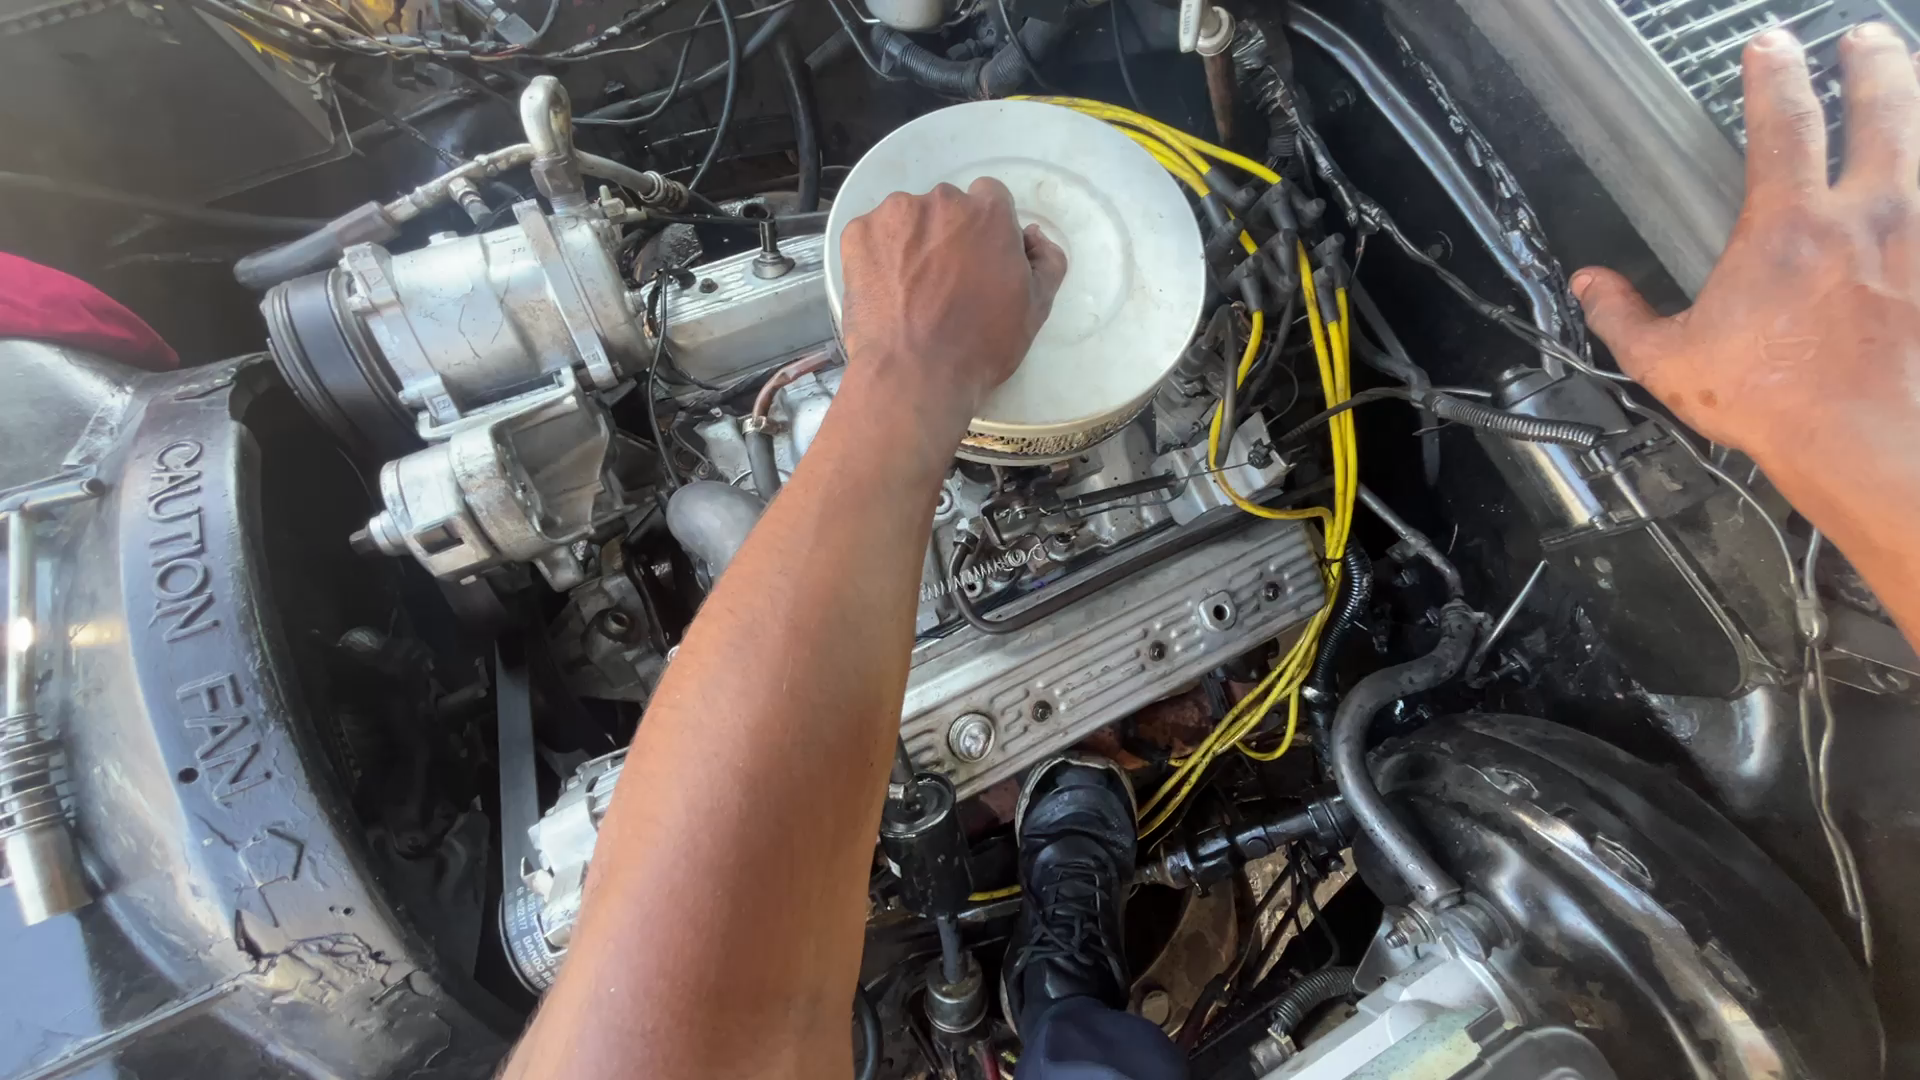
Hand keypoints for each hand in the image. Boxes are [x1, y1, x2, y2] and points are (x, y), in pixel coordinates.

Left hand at [838, 177, 1068, 426]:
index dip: (985, 234)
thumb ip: (1046, 262)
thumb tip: (1032, 237)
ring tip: (910, 294)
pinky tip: (886, 293)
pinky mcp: (858, 235)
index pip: (990, 201)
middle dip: (947, 238)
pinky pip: (871, 237)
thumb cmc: (981, 346)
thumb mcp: (1034, 309)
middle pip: (947, 209)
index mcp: (988, 213)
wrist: (914, 374)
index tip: (978, 264)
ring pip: (907, 221)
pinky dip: (877, 258)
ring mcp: (895, 215)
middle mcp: (942, 201)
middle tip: (943, 285)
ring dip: (911, 246)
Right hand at [1572, 24, 1919, 479]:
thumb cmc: (1762, 394)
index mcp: (1787, 231)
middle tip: (1861, 37)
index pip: (1785, 128)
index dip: (1773, 79)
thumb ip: (1620, 313)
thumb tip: (1590, 283)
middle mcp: (1868, 214)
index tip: (1768, 48)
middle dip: (1872, 62)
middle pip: (1885, 107)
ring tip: (1908, 71)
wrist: (1859, 432)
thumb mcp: (1662, 357)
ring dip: (1916, 96)